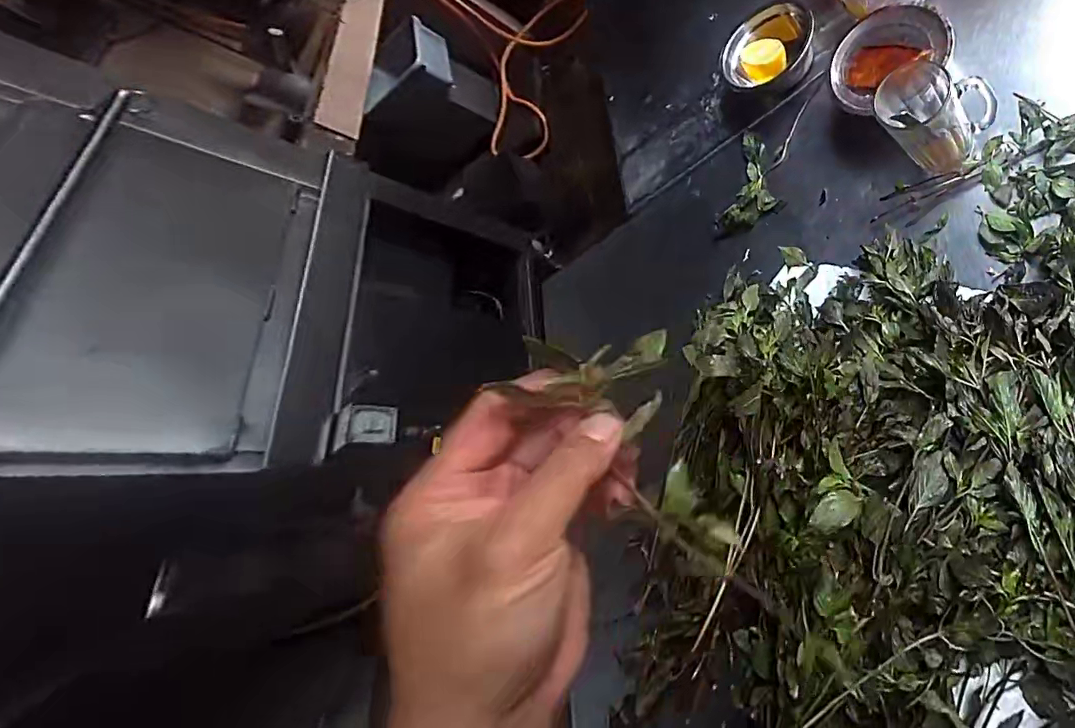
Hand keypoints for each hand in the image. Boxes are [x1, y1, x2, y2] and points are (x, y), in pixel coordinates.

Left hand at [380, 377, 637, 727]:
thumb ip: (564, 475)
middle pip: (538, 431)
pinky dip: (609, 482)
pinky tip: (624, 494)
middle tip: (625, 422)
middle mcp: (482, 492)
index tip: (594, 380)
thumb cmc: (480, 631)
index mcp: (446, 489)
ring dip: (602, 453)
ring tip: (629, 464)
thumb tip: (612, 418)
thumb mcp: (515, 547)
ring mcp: (521, 512)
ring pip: (569, 455)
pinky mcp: (555, 531)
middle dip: (583, 424)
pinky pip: (586, 485)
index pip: (492, 415)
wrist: (496, 716)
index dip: (541, 391)